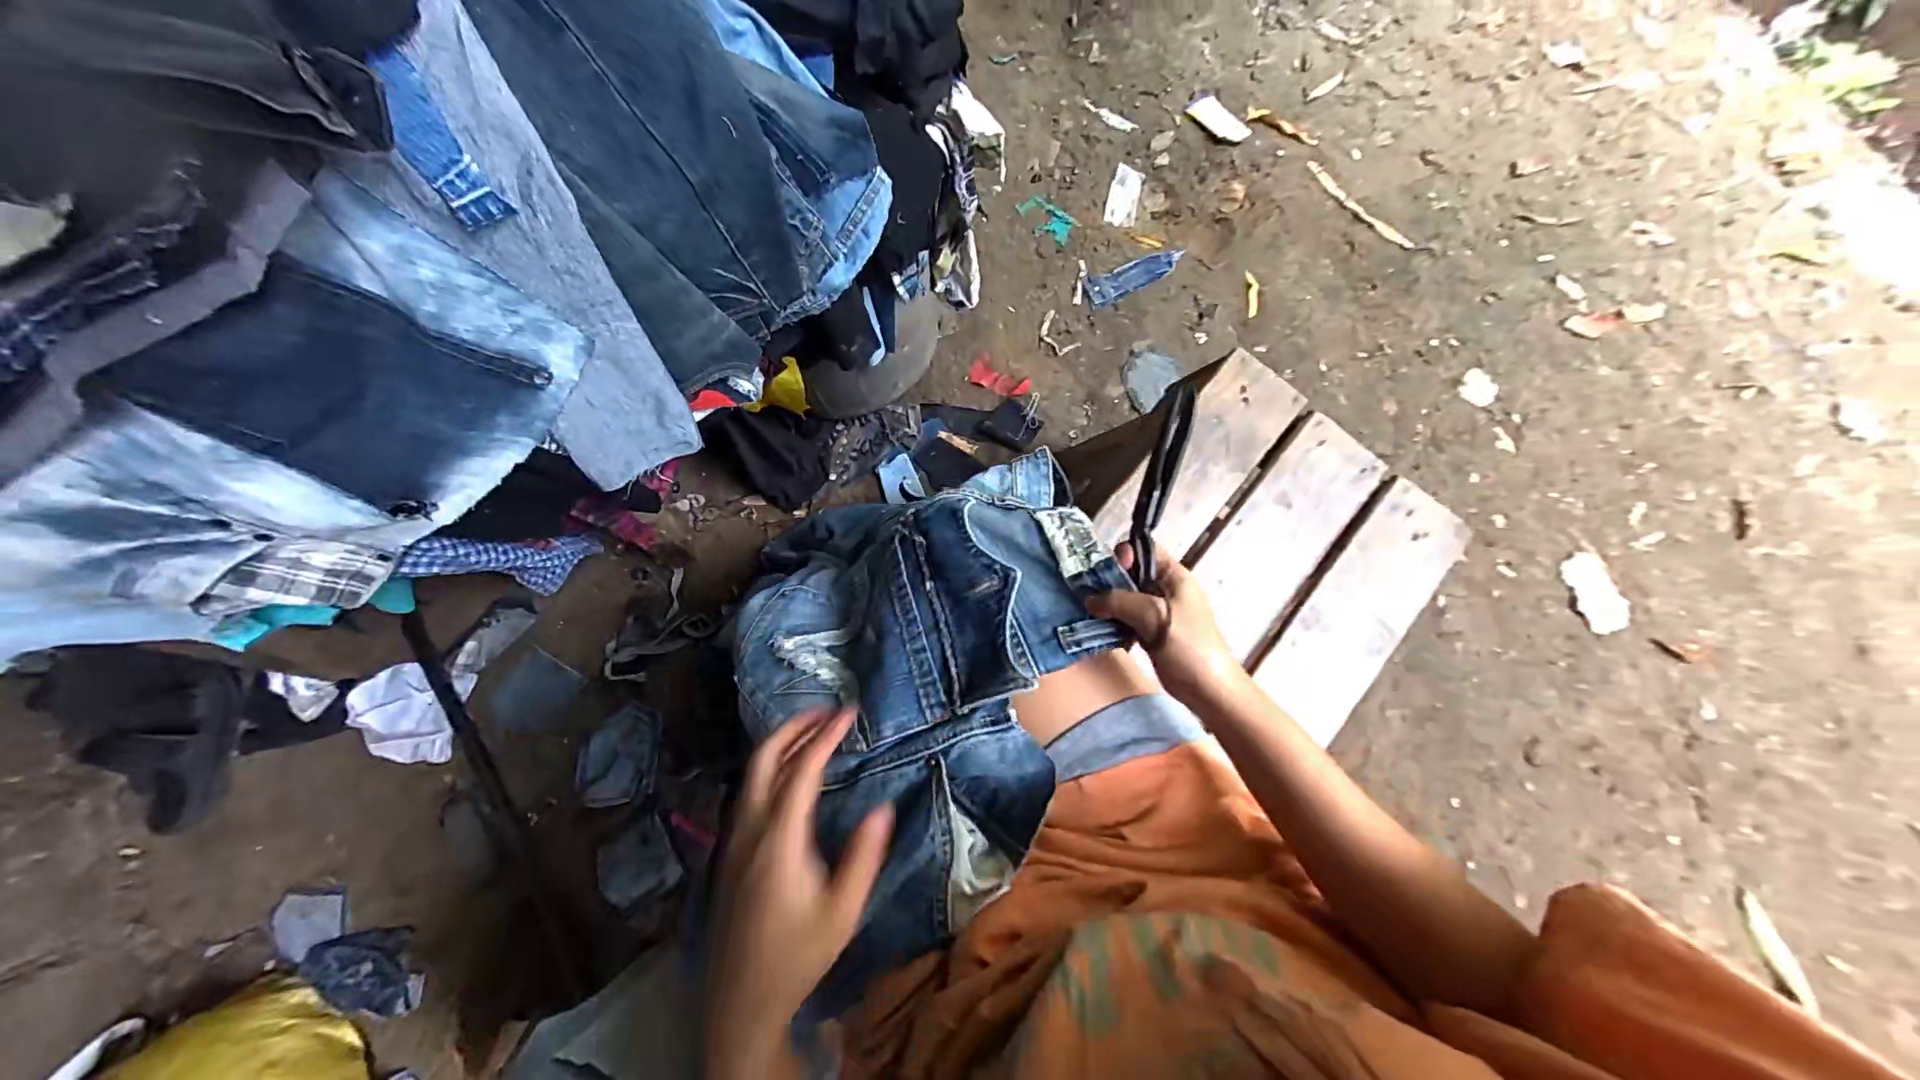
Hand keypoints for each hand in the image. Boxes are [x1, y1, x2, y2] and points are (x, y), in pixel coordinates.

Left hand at [705, 708, 892, 1077]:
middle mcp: (750, 829)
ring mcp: (734, 839)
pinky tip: (788, 774)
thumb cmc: (797, 954)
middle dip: (794, 726)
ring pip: (751, 773)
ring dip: (780, 744)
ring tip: (811, 731)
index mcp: (779, 838)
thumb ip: (864, 856)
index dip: (825, 736)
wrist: (739, 999)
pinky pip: (748, 792)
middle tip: (826, 711)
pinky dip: (769, 766)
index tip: (848, 713)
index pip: (802, 769)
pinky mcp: (729, 851)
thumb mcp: (842, 910)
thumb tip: (884, 807)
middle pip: (764, 758)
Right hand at [1086, 540, 1245, 702]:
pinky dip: (1112, 622)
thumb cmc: (1188, 645)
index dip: (1124, 555)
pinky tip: (1099, 629)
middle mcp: (1164, 589)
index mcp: (1173, 576)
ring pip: (1125, 597)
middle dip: (1108, 581)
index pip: (1144, 550)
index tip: (1108, 573)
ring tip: (1089, 613)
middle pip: (1130, 573)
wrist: (1208, 689)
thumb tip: (1089, 599)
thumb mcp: (1153, 615)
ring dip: (1107, 604)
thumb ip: (1119, 601)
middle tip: (1088, 593)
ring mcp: (1156, 611)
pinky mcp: (1149, 631)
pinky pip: (1125, 618)